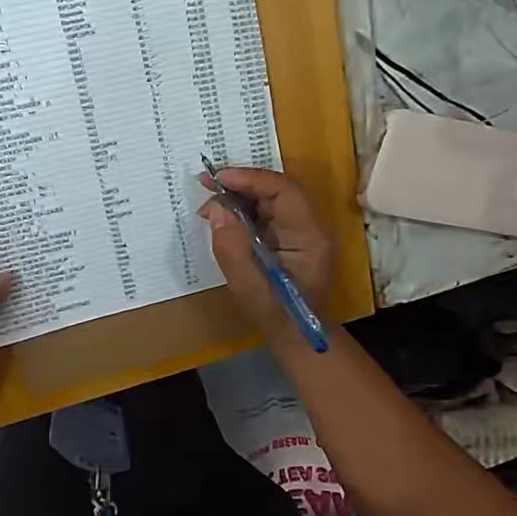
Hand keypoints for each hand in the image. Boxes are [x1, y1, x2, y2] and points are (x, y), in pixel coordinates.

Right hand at [197, 168, 335, 335]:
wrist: (297, 336)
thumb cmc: (277, 314)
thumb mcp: (249, 286)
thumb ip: (233, 248)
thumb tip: (217, 209)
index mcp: (310, 234)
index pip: (283, 190)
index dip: (250, 179)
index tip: (219, 179)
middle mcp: (310, 225)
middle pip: (277, 189)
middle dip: (241, 182)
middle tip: (206, 181)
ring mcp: (300, 230)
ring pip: (270, 199)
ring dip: (239, 194)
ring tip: (208, 198)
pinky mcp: (288, 237)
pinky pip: (266, 213)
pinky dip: (242, 209)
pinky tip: (220, 214)